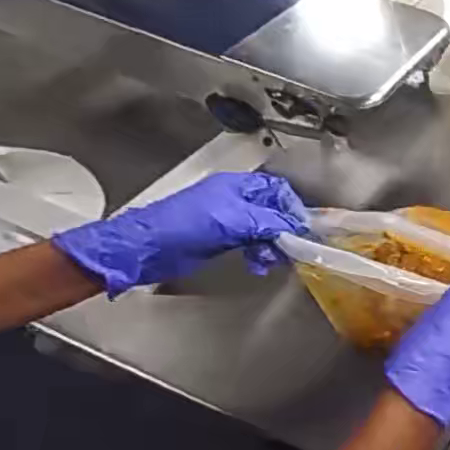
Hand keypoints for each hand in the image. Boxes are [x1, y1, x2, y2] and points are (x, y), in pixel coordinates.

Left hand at [52, 171, 308, 295]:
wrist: (147, 249)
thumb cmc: (182, 227)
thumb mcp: (235, 220)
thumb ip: (271, 222)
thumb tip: (297, 227)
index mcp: (236, 186)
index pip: (278, 189)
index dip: (293, 207)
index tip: (302, 227)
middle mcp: (234, 200)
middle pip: (275, 212)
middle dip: (285, 230)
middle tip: (289, 246)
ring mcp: (228, 219)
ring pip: (266, 230)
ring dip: (274, 246)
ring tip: (269, 259)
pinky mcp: (223, 238)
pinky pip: (253, 243)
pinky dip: (260, 254)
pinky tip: (257, 264)